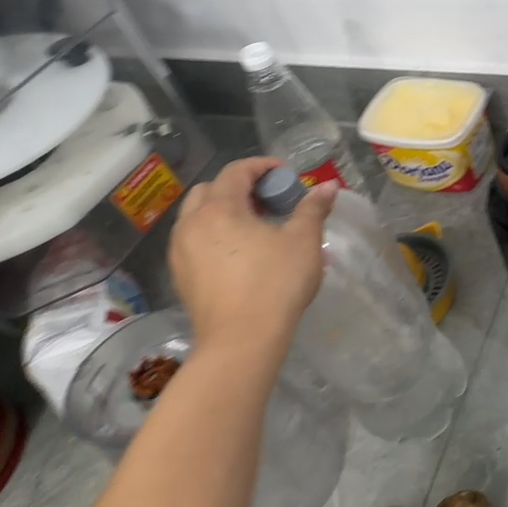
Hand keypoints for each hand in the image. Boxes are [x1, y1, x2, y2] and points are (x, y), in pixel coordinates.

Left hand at [169, 156, 334, 359]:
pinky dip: (214, 235)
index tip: (286, 174)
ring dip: (223, 211)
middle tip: (269, 200)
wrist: (241, 340)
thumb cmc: (275, 283)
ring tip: (254, 227)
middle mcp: (191, 225)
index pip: (235, 171)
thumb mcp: (303, 240)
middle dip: (238, 187)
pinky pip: (193, 242)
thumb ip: (313, 208)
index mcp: (219, 209)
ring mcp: (180, 253)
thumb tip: (327, 186)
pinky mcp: (181, 277)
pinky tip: (240, 253)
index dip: (262, 166)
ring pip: (196, 217)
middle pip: (208, 190)